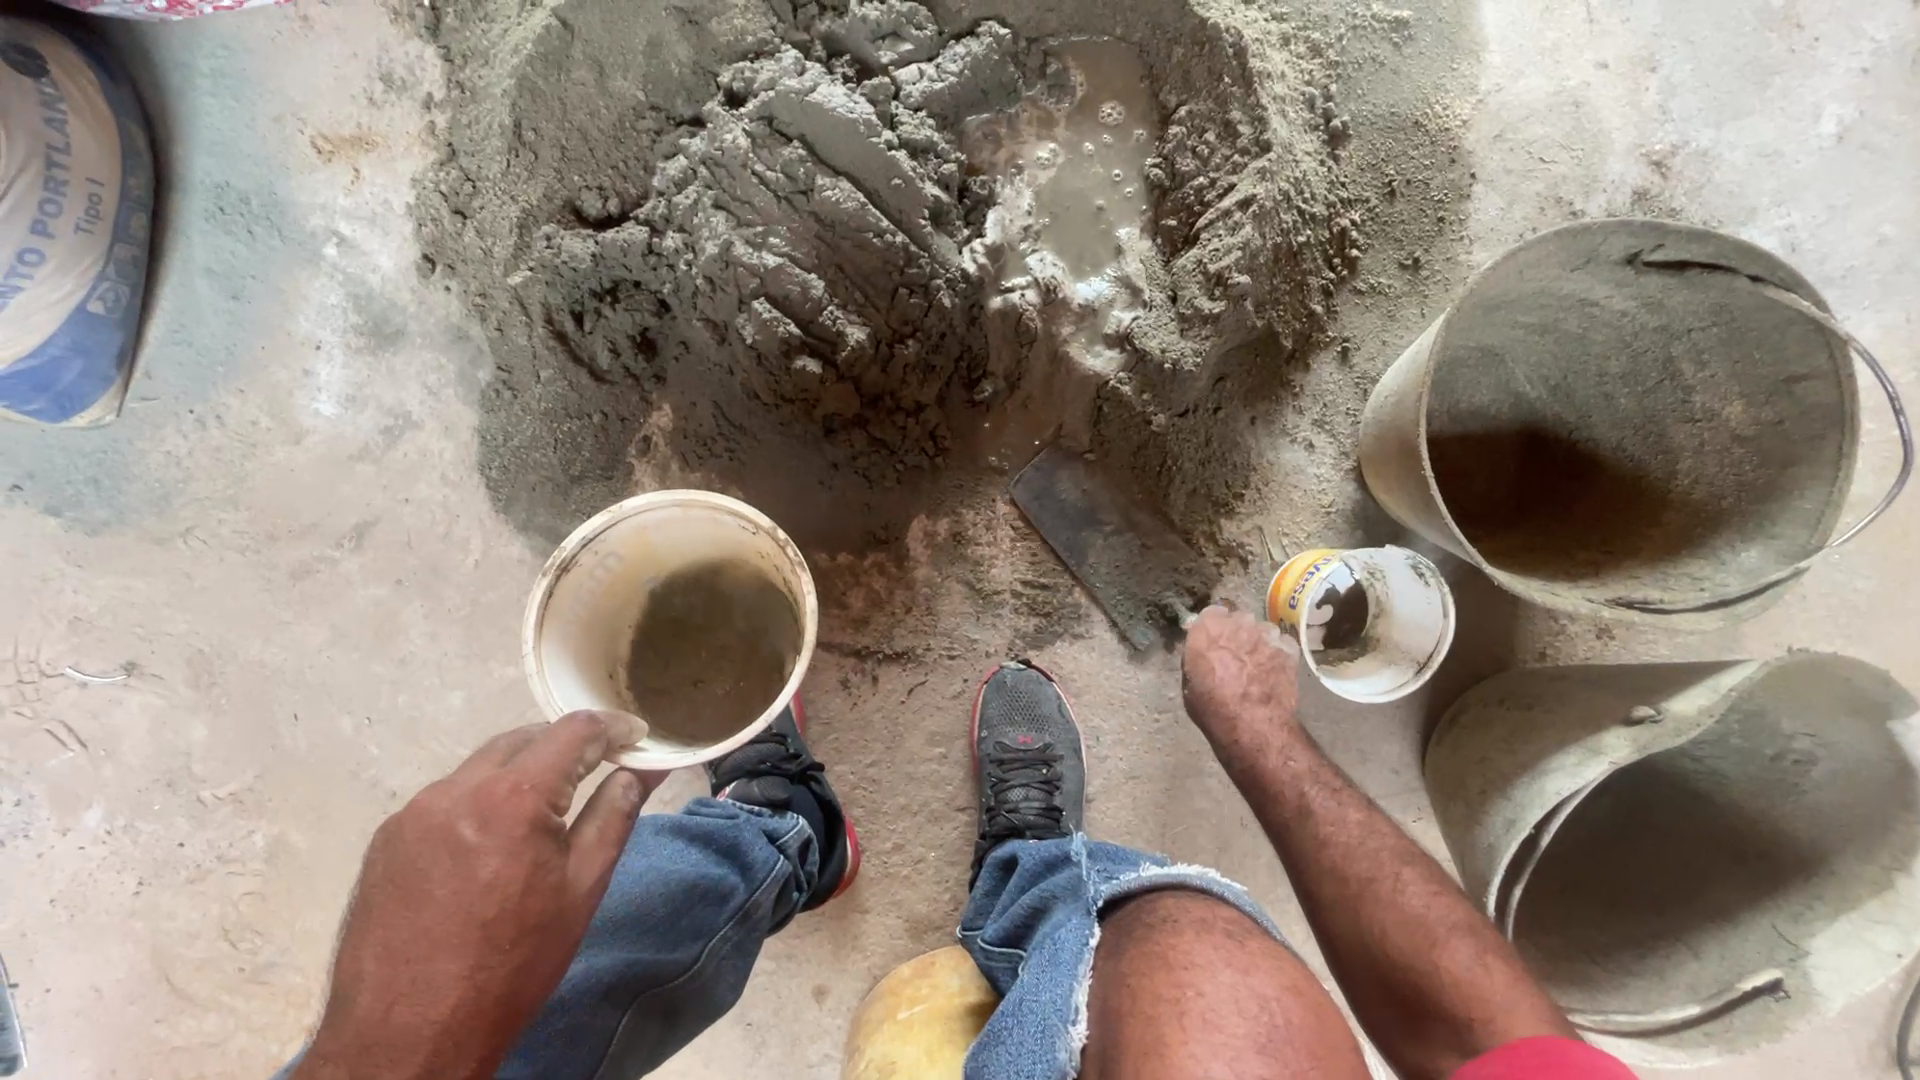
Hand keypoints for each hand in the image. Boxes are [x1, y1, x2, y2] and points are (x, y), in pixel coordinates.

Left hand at [294, 711, 655, 1079]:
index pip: (573, 732)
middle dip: (567, 743)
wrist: (406, 1040)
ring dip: (523, 770)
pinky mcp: (386, 841)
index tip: (637, 734)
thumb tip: (644, 768)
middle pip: (524, 739)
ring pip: (482, 765)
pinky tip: (497, 838)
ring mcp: (413, 815)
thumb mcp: (582, 887)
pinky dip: (484, 798)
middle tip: (601, 764)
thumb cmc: (513, 965)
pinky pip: (448, 797)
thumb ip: (616, 813)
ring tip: (550, 805)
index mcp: (513, 798)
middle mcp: (456, 790)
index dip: (612, 727)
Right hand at [1181, 605, 1301, 749]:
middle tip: (1236, 655)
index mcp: (1207, 627)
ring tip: (1259, 665)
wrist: (1252, 724)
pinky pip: (1283, 644)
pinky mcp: (1289, 648)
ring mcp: (1267, 633)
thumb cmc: (1211, 706)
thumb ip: (1197, 656)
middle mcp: (1238, 622)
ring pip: (1263, 630)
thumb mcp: (1189, 681)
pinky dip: (1279, 654)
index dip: (1214, 628)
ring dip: (1259, 642)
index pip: (1212, 613)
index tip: (1214, 641)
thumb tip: (1201, 650)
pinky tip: (1275, 672)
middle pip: (1239, 619)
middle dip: (1238, 633)